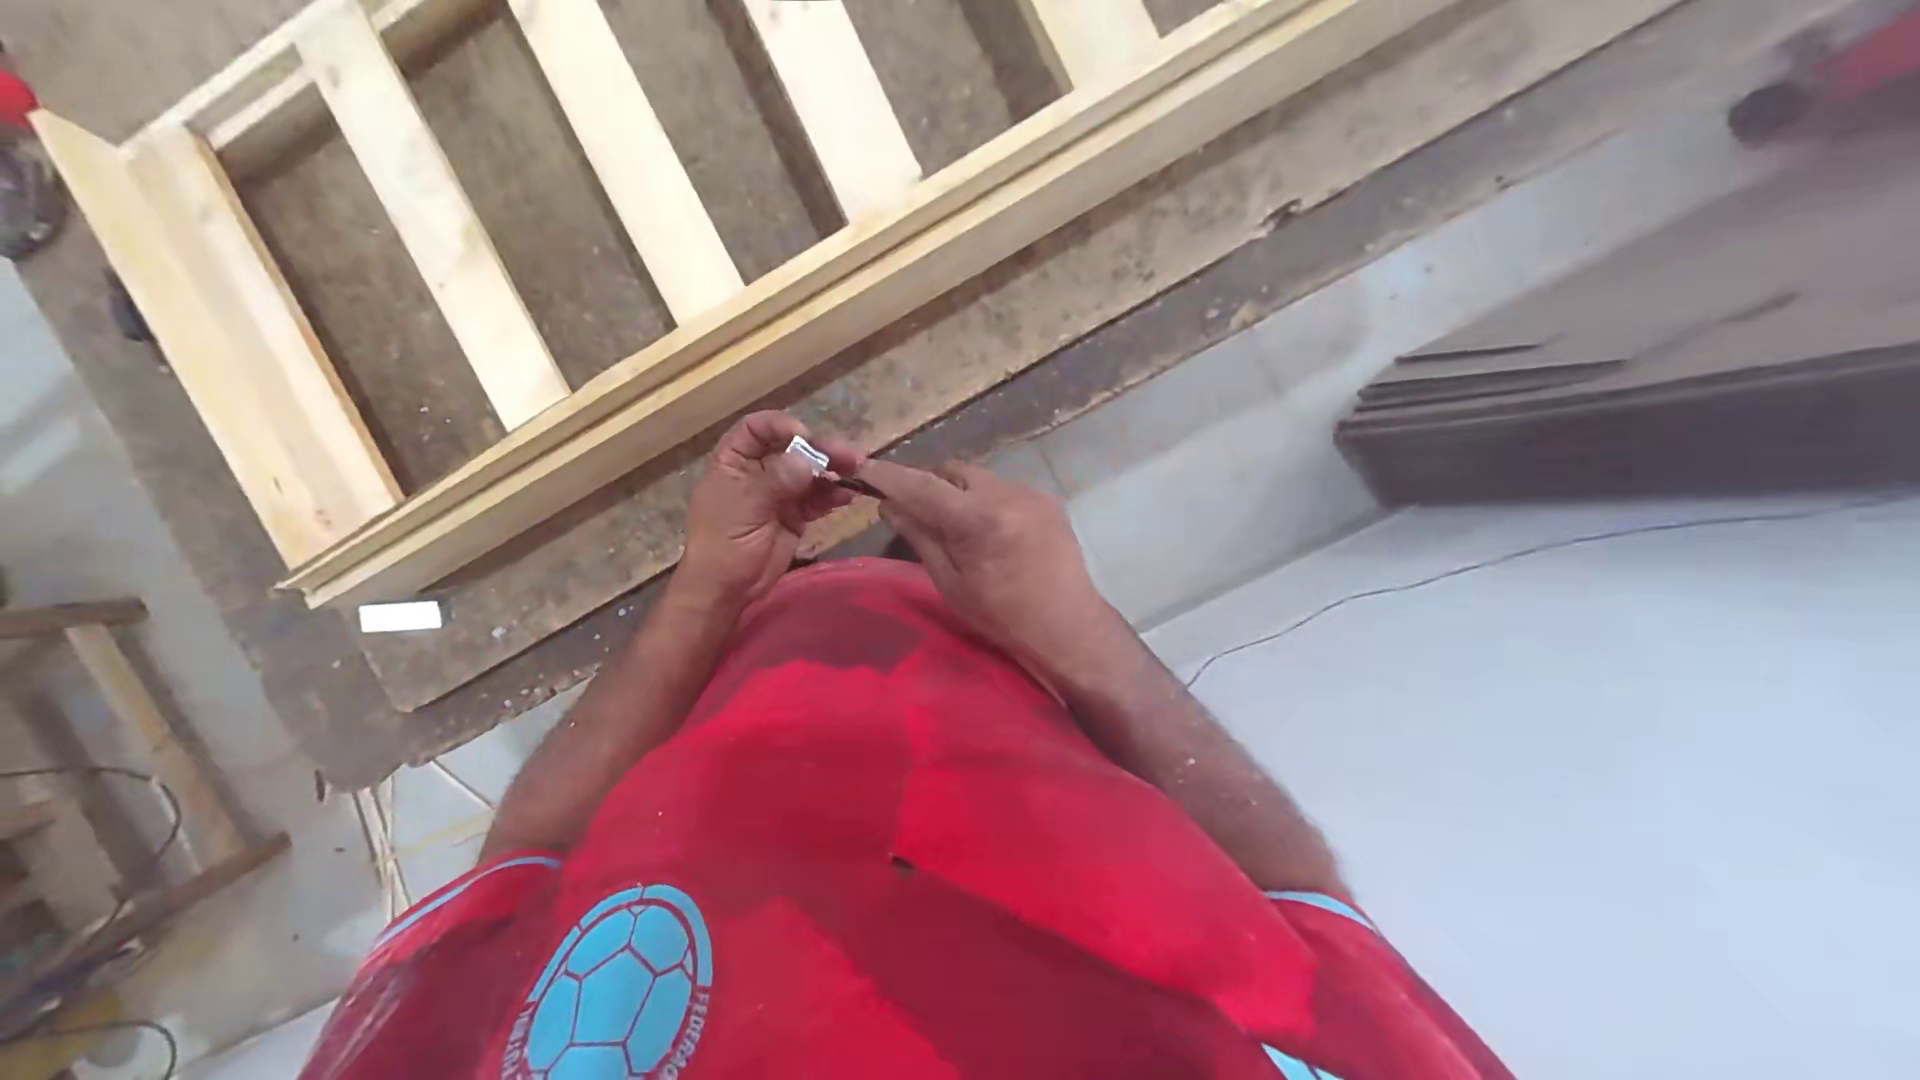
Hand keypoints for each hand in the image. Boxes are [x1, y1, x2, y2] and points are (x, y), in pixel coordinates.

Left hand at [682, 412, 863, 603]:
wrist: (727, 589)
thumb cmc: (723, 543)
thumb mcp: (745, 506)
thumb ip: (776, 480)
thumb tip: (807, 460)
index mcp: (734, 462)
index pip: (756, 429)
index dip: (780, 426)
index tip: (804, 435)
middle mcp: (758, 472)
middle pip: (792, 449)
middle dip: (820, 450)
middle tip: (850, 455)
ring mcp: (779, 493)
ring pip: (809, 473)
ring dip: (834, 471)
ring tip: (858, 471)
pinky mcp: (795, 515)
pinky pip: (817, 499)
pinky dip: (833, 495)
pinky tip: (848, 495)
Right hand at [860, 459, 1134, 684]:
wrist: (1067, 626)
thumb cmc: (1002, 616)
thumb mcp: (951, 582)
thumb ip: (920, 536)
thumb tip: (889, 505)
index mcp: (978, 519)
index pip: (922, 486)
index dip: (889, 475)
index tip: (864, 467)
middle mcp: (1006, 493)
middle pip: (951, 472)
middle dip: (929, 486)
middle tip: (918, 515)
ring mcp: (1030, 493)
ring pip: (978, 478)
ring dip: (960, 494)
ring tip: (962, 530)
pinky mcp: (1047, 499)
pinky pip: (1003, 489)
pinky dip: (987, 502)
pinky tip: (993, 534)